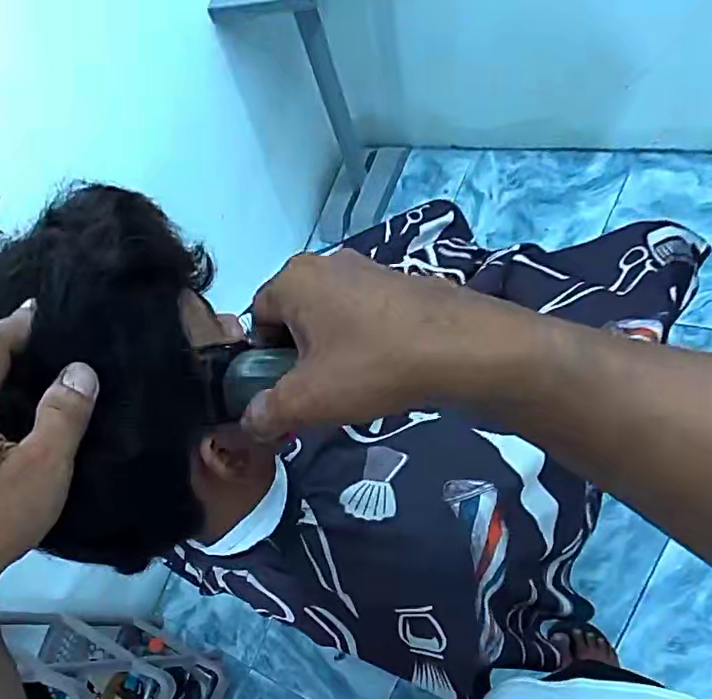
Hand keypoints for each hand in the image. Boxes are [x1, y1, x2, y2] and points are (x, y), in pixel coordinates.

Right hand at [242, 250, 544, 438]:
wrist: (461, 349)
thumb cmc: (371, 366)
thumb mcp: (307, 400)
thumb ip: (268, 411)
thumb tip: (250, 421)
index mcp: (293, 279)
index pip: (255, 318)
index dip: (261, 360)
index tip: (281, 392)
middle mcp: (327, 264)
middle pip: (293, 319)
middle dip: (297, 360)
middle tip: (315, 396)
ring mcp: (369, 270)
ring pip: (331, 321)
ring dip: (331, 356)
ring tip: (352, 390)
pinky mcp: (402, 286)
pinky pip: (365, 320)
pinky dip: (364, 347)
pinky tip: (382, 375)